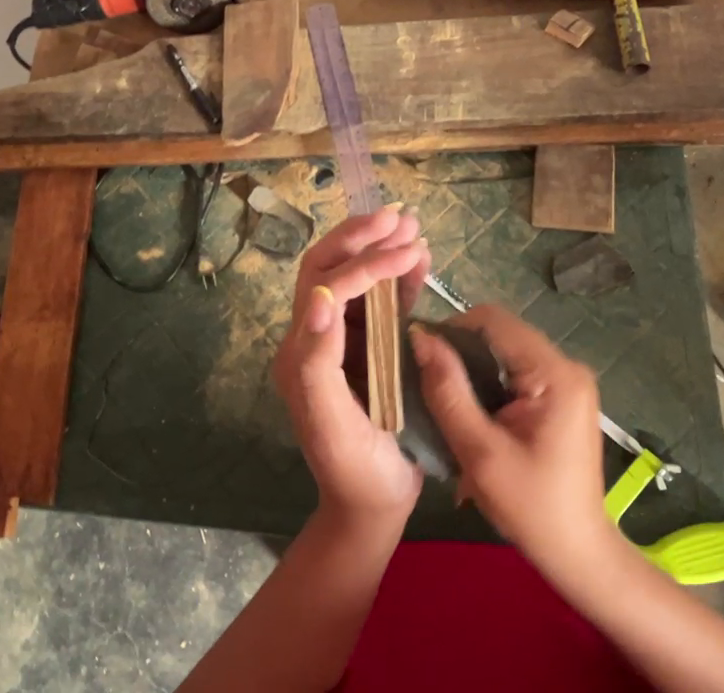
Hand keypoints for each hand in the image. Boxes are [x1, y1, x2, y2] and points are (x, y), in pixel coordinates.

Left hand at [274, 206, 431, 523]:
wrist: (373, 505)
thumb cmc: (352, 468)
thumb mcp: (330, 419)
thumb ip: (318, 358)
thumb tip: (317, 295)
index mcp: (302, 348)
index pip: (324, 285)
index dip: (362, 263)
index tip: (402, 251)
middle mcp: (319, 336)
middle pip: (333, 270)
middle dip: (364, 239)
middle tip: (400, 217)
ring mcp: (346, 341)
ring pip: (359, 281)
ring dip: (384, 251)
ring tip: (414, 228)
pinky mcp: (372, 351)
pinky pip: (383, 305)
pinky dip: (400, 279)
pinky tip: (421, 262)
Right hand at [411, 305, 616, 562]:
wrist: (577, 552)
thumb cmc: (531, 506)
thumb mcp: (479, 451)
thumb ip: (448, 391)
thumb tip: (420, 339)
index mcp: (555, 374)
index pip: (493, 321)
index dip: (450, 329)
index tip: (418, 356)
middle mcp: (566, 367)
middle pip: (498, 334)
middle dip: (458, 353)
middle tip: (424, 382)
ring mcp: (566, 382)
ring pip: (502, 353)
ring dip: (470, 371)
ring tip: (443, 401)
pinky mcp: (561, 397)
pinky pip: (513, 373)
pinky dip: (486, 386)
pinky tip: (468, 414)